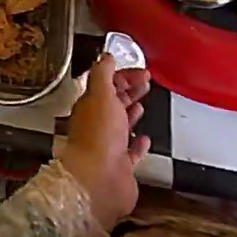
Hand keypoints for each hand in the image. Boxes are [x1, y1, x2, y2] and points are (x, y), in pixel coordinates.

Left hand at [61, 53, 151, 229]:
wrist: (98, 180)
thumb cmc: (98, 138)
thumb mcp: (100, 95)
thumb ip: (103, 74)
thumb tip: (105, 56)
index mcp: (91, 106)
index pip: (106, 84)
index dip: (123, 75)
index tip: (141, 71)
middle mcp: (97, 125)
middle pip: (114, 102)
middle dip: (129, 90)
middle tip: (145, 82)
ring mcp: (108, 146)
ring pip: (121, 124)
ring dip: (131, 112)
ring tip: (142, 103)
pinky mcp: (120, 165)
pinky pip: (130, 151)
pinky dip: (138, 144)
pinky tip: (144, 139)